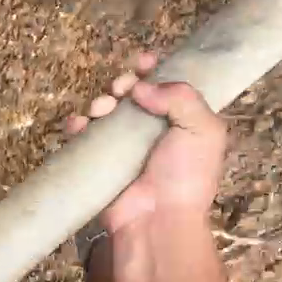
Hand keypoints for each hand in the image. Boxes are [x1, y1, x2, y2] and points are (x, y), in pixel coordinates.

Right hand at [64, 52, 226, 237]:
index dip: (153, 70)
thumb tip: (140, 87)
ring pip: (104, 110)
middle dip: (122, 83)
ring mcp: (122, 145)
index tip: (142, 63)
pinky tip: (79, 124)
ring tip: (101, 109)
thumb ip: (180, 97)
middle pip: (131, 93)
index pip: (166, 85)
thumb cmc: (186, 176)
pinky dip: (77, 124)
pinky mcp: (98, 160)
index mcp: (182, 120)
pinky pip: (82, 135)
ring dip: (99, 101)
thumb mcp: (203, 130)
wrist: (157, 219)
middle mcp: (151, 130)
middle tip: (120, 89)